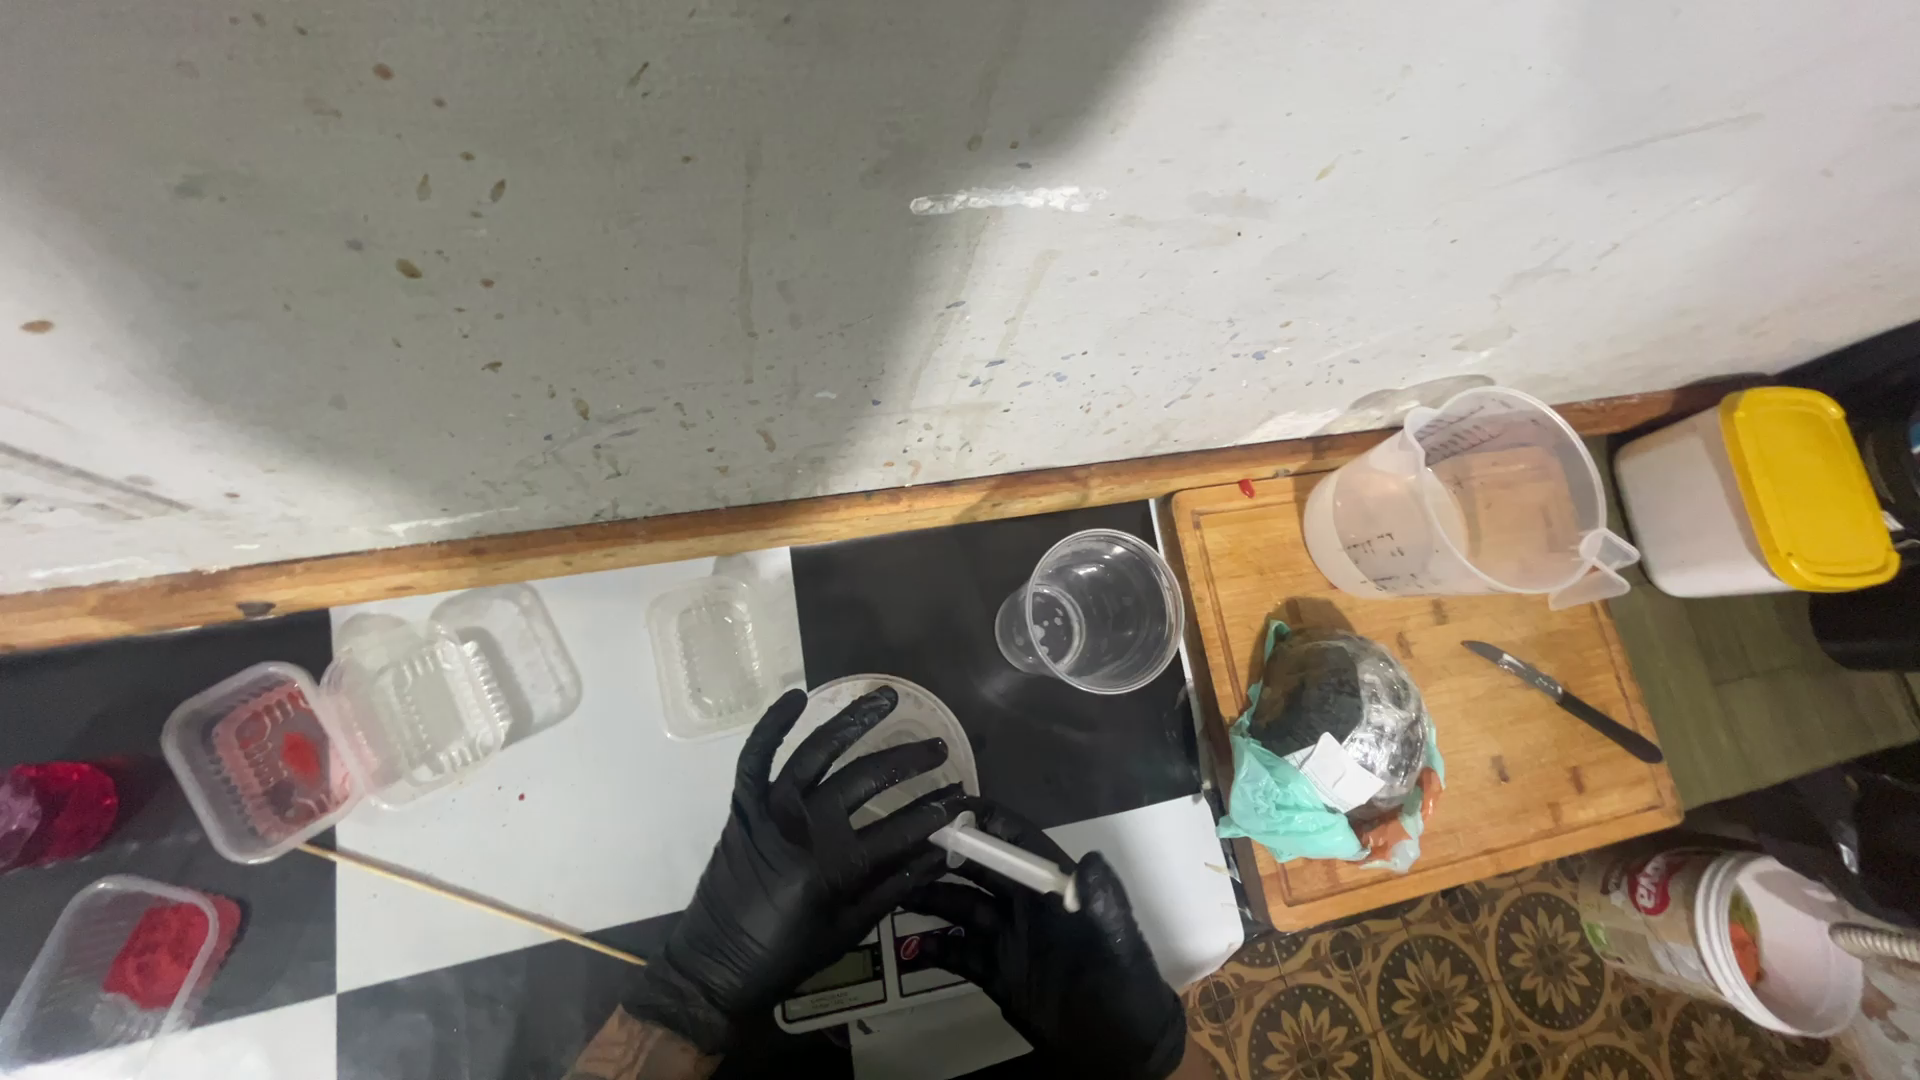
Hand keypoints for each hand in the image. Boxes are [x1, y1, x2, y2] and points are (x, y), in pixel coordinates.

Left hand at [630, 686, 966, 1052]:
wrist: (713, 966)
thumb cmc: (788, 953)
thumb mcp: (850, 928)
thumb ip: (897, 885)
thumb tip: (943, 851)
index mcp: (834, 867)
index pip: (899, 829)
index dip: (934, 812)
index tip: (960, 797)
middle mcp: (803, 827)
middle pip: (865, 779)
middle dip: (910, 761)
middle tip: (939, 747)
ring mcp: (770, 809)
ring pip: (817, 751)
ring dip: (855, 720)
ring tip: (888, 697)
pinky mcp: (744, 804)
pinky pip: (755, 756)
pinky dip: (772, 725)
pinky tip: (798, 697)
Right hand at [908, 802, 1186, 1079]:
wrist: (1123, 1048)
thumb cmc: (1124, 982)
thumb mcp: (1118, 938)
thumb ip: (1102, 898)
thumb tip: (1089, 859)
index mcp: (1052, 886)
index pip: (1015, 841)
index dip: (984, 821)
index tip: (946, 808)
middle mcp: (1025, 905)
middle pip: (979, 869)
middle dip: (945, 855)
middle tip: (904, 849)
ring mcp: (1008, 939)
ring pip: (962, 907)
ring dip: (932, 897)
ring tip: (898, 891)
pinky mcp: (997, 974)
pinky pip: (961, 954)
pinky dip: (937, 948)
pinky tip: (915, 946)